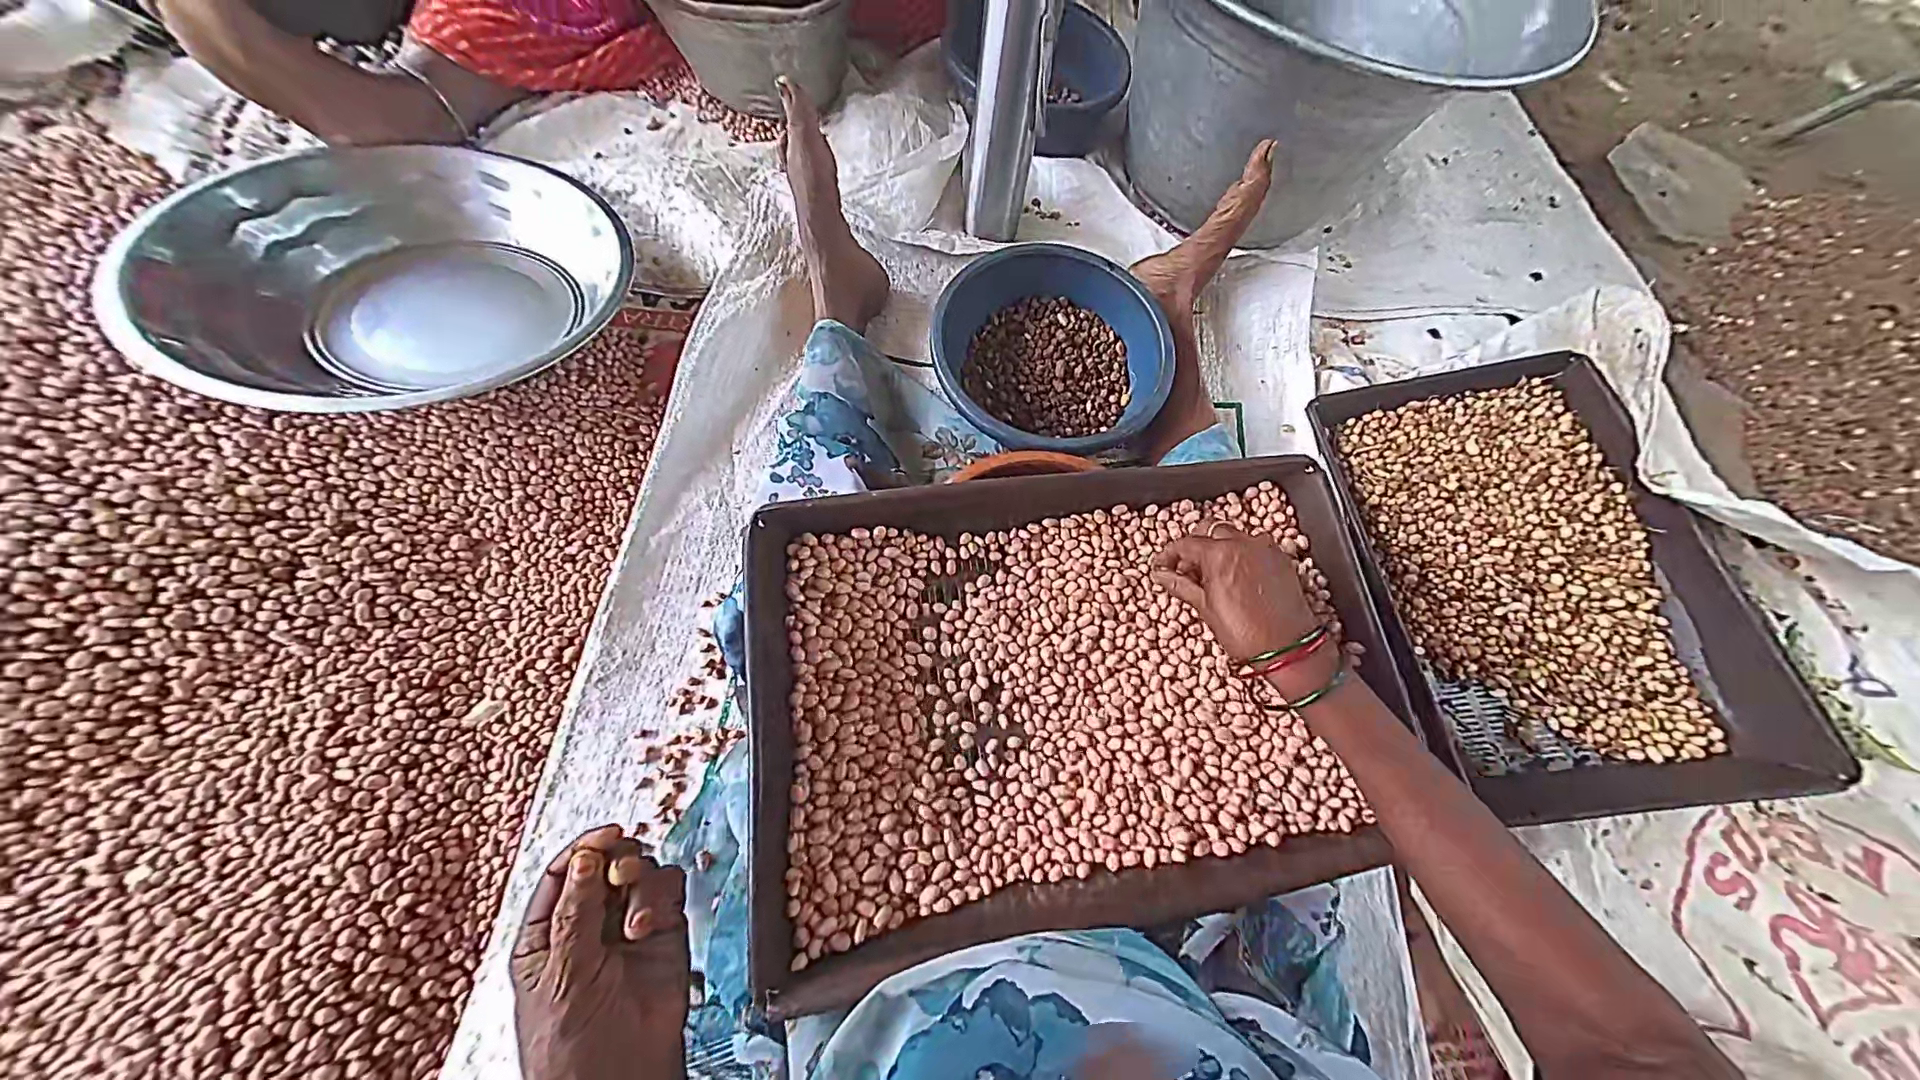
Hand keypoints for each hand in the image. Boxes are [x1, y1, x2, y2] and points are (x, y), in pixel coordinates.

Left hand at [513, 826, 689, 1079]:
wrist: (621, 1075)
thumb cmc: (571, 1045)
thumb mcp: (561, 975)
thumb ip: (575, 913)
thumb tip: (584, 858)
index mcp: (548, 933)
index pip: (564, 872)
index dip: (584, 848)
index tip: (605, 835)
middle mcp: (590, 921)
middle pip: (606, 863)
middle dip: (616, 862)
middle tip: (620, 875)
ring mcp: (628, 924)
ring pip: (640, 871)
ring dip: (640, 884)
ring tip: (634, 917)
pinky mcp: (663, 929)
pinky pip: (668, 890)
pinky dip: (661, 898)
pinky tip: (647, 927)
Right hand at [1150, 525, 1321, 661]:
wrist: (1288, 648)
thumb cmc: (1247, 633)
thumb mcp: (1204, 607)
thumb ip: (1180, 584)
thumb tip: (1162, 574)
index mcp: (1219, 554)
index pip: (1185, 543)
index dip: (1169, 555)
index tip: (1164, 566)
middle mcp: (1243, 544)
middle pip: (1209, 530)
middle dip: (1194, 546)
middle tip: (1186, 570)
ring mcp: (1264, 550)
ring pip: (1233, 535)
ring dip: (1218, 548)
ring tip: (1211, 575)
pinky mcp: (1280, 560)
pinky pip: (1254, 546)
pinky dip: (1240, 554)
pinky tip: (1235, 577)